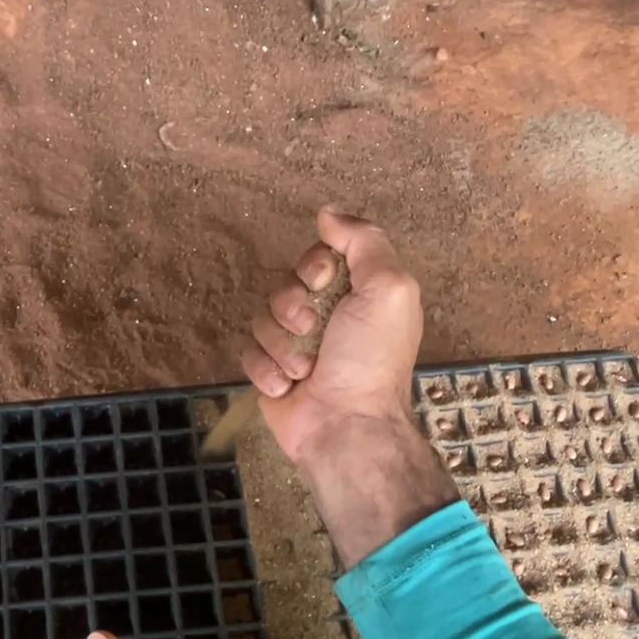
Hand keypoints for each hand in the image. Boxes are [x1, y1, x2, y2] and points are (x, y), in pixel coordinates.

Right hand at [240, 206, 425, 462]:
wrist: (344, 425)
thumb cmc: (370, 359)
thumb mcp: (389, 287)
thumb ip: (364, 240)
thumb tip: (327, 213)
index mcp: (356, 294)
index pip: (316, 258)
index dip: (312, 267)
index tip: (325, 284)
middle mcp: (325, 317)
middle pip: (283, 286)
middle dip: (292, 307)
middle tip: (313, 330)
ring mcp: (295, 347)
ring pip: (261, 319)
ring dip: (282, 345)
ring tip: (306, 369)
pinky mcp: (270, 374)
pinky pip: (248, 353)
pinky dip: (267, 371)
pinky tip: (288, 388)